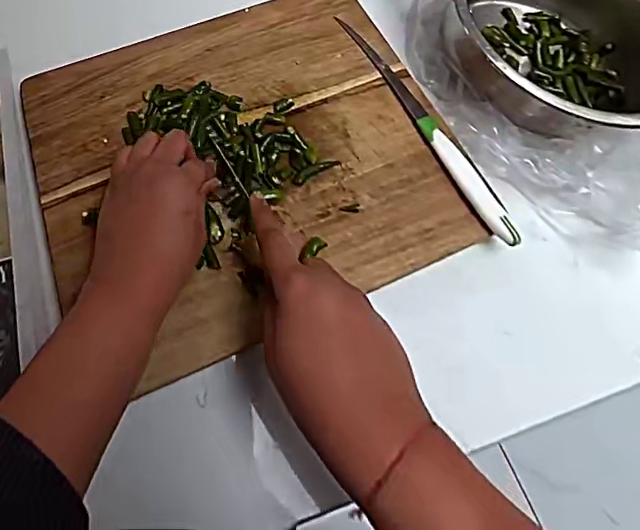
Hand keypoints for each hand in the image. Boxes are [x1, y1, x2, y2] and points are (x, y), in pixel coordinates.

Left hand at [83, 130, 215, 317]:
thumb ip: (200, 200)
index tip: (208, 178)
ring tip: (164, 169)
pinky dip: (136, 156)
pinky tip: (142, 174)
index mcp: (181, 181)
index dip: (207, 171)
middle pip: (175, 139)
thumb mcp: (196, 233)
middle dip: (185, 150)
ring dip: (160, 148)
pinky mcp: (114, 180)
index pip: (200, 164)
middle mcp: (155, 168)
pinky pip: (125, 154)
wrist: (128, 278)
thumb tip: (205, 182)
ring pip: (148, 138)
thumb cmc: (168, 263)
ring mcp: (131, 171)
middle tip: (187, 171)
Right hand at [249, 195, 431, 499]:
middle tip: (283, 313)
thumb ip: (269, 308)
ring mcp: (359, 303)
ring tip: (310, 346)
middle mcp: (331, 287)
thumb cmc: (318, 397)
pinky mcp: (379, 322)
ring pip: (327, 289)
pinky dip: (337, 322)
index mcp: (298, 287)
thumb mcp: (272, 349)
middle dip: (292, 281)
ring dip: (316, 304)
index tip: (258, 203)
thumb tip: (273, 293)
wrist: (381, 436)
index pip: (274, 241)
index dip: (264, 220)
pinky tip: (335, 357)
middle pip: (304, 266)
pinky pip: (348, 309)